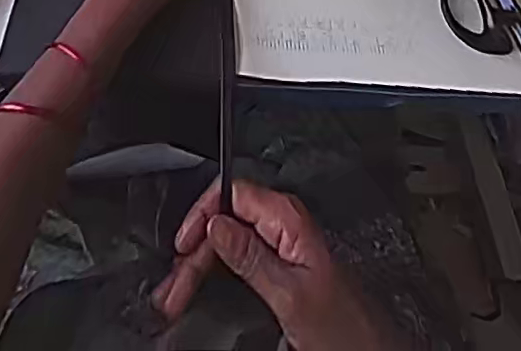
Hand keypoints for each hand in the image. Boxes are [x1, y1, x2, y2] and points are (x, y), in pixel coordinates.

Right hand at [152, 179, 408, 350]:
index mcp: (287, 218)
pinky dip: (212, 272)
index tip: (183, 244)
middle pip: (224, 220)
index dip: (202, 214)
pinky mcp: (276, 263)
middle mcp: (282, 223)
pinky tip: (198, 286)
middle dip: (195, 250)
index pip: (232, 192)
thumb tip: (215, 224)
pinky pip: (236, 257)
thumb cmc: (344, 329)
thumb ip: (251, 256)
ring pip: (226, 240)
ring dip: (198, 264)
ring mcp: (278, 243)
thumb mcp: (290, 295)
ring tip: (178, 292)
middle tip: (176, 287)